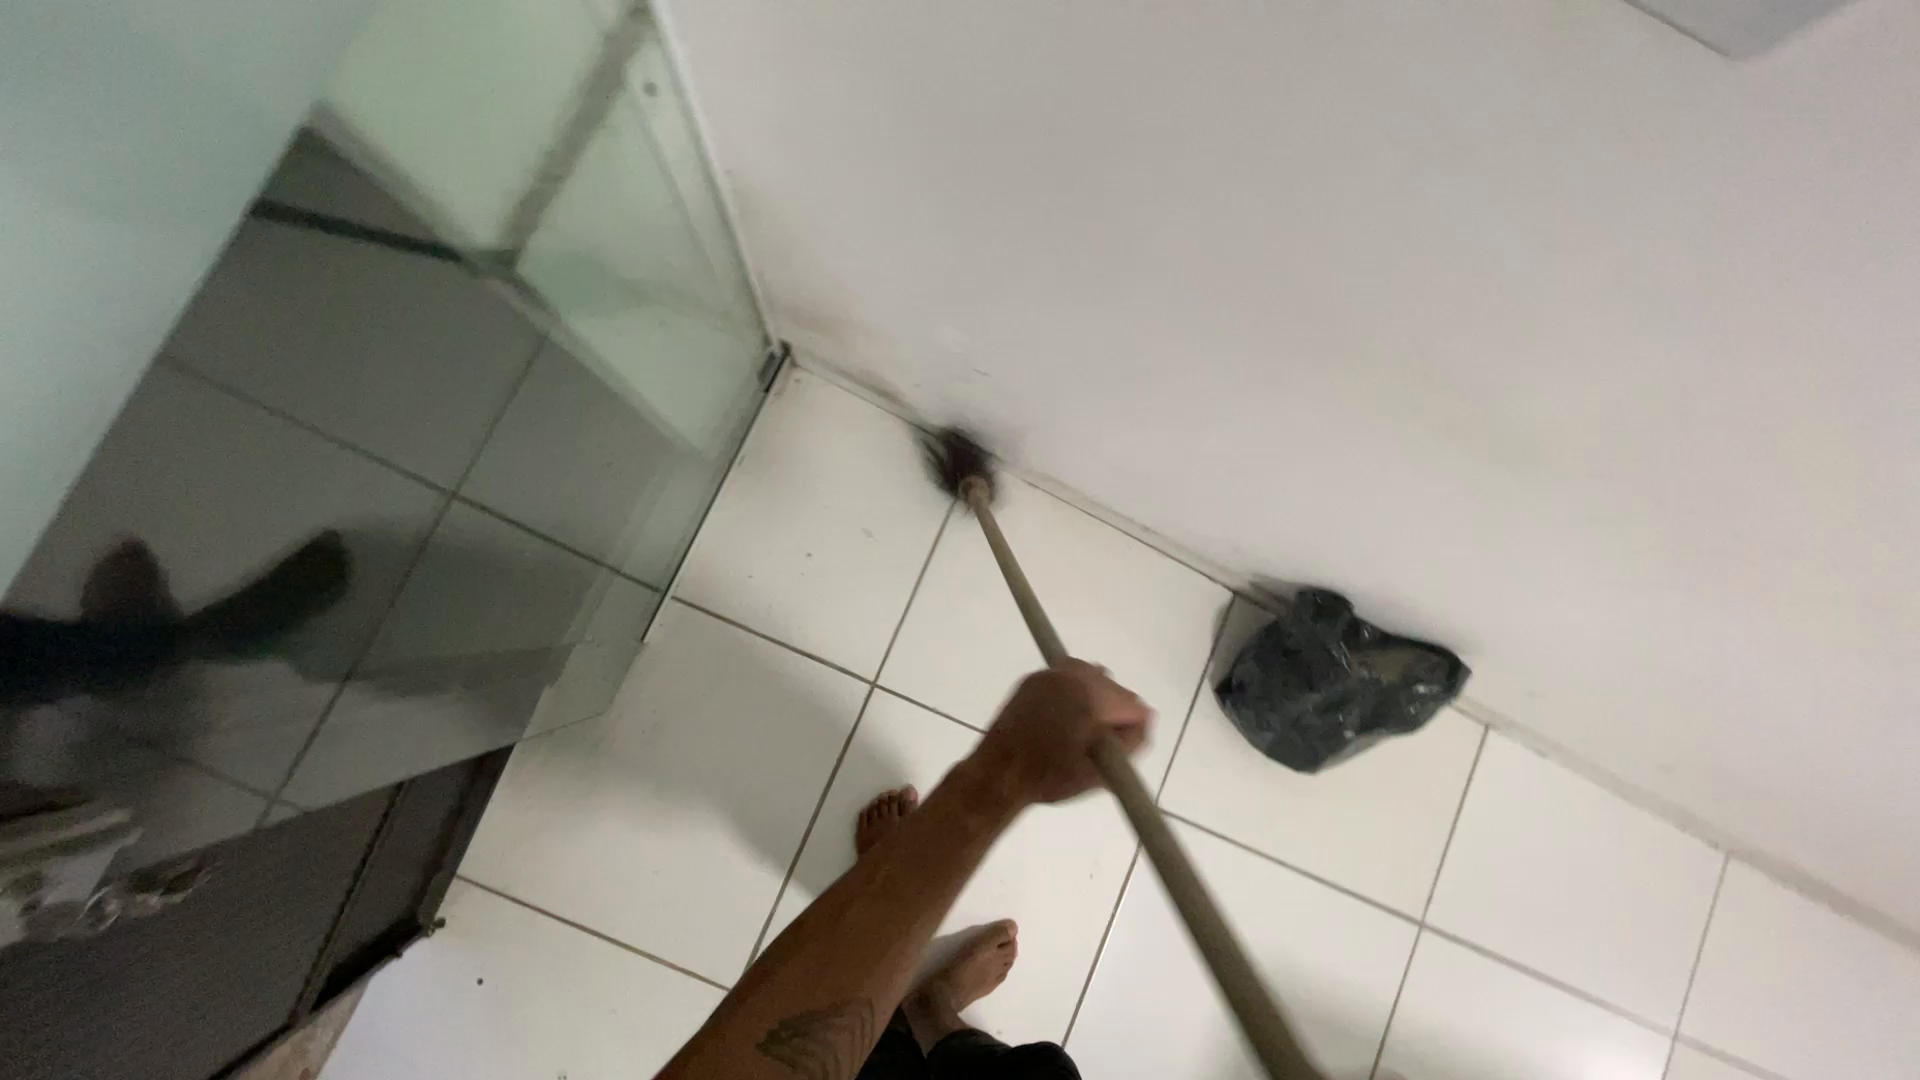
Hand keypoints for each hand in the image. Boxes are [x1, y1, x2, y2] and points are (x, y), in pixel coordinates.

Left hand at [966, 659, 1151, 807]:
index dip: (1132, 727)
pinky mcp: (1033, 678)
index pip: (1133, 704)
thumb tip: (1146, 720)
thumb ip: (1132, 743)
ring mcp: (1051, 674)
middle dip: (1114, 710)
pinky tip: (1063, 715)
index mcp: (1093, 698)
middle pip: (1112, 686)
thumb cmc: (1051, 777)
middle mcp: (1074, 676)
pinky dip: (1071, 691)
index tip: (1120, 747)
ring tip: (1082, 726)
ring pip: (1090, 675)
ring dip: (1094, 696)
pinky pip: (1065, 676)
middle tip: (1101, 740)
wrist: (999, 772)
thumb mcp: (1101, 772)